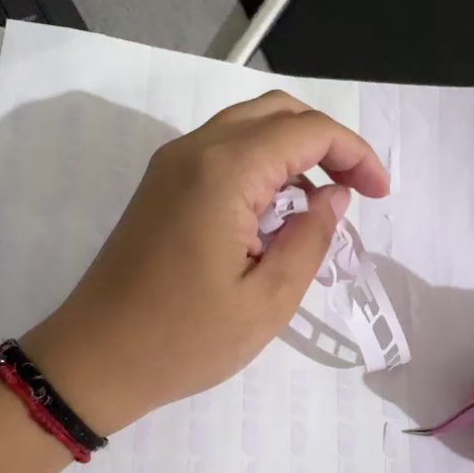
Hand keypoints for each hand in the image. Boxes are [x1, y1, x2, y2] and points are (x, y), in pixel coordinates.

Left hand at [24, 91, 390, 433]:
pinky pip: (224, 151)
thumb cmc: (185, 339)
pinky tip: (280, 209)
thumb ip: (311, 237)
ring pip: (250, 126)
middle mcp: (196, 151)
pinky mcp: (162, 186)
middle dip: (329, 142)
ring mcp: (172, 165)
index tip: (380, 194)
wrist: (93, 360)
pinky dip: (264, 164)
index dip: (355, 154)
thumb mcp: (268, 299)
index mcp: (225, 172)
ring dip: (296, 150)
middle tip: (359, 188)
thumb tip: (334, 195)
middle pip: (278, 112)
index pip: (307, 131)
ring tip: (326, 201)